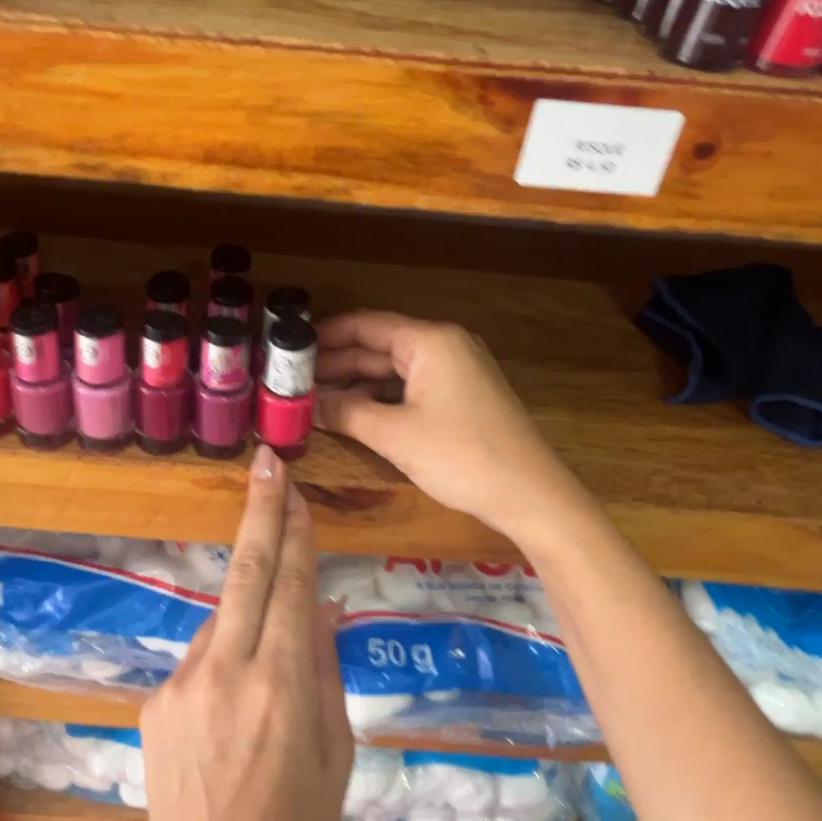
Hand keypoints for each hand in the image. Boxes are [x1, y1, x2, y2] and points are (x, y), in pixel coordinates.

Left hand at [140, 446, 353, 820]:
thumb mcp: (336, 754)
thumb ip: (328, 671)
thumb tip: (325, 605)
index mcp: (284, 687)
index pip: (295, 587)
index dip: (298, 534)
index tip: (297, 492)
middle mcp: (228, 672)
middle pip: (248, 573)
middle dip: (261, 513)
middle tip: (266, 463)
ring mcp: (183, 683)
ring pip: (224, 617)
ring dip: (248, 610)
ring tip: (267, 671)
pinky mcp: (156, 701)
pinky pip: (201, 657)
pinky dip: (225, 658)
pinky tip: (235, 708)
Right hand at [316, 311, 588, 536]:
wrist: (532, 496)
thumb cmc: (461, 456)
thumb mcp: (394, 435)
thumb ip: (344, 413)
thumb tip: (303, 405)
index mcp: (430, 341)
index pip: (367, 324)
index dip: (326, 335)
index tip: (290, 349)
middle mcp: (445, 346)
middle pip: (379, 346)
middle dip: (337, 363)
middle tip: (293, 381)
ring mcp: (457, 371)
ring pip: (394, 370)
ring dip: (357, 384)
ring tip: (314, 400)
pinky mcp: (462, 397)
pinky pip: (412, 388)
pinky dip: (381, 399)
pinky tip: (352, 414)